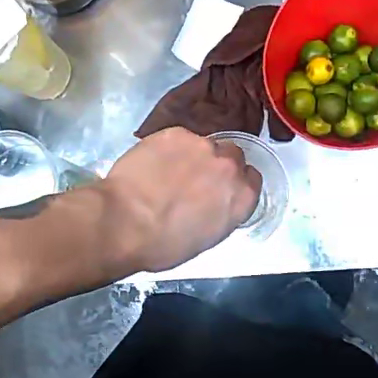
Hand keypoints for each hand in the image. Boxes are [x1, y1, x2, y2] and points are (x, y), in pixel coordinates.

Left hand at [94, 128, 260, 272]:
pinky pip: (179, 138)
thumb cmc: (164, 244)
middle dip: (218, 166)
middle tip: (194, 180)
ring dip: (193, 156)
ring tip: (169, 171)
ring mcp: (202, 145)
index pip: (251, 179)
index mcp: (242, 196)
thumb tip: (212, 203)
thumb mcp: (207, 238)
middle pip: (232, 156)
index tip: (220, 191)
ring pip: (204, 145)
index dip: (235, 184)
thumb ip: (221, 212)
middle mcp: (229, 166)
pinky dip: (169, 149)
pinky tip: (153, 163)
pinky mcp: (174, 133)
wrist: (125, 222)